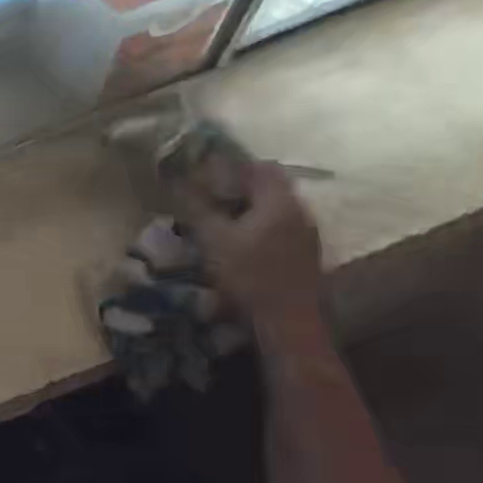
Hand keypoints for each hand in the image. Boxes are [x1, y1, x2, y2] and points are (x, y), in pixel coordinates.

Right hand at [180, 161, 323, 325]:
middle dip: (237, 184)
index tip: (203, 167)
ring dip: (247, 204)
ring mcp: (306, 232)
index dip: (232, 163)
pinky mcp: (304, 250)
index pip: (260, 167)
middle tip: (204, 190)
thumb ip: (197, 207)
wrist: (286, 319)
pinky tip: (237, 236)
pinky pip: (279, 223)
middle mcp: (300, 212)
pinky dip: (257, 221)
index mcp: (280, 203)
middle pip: (270, 185)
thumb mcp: (213, 239)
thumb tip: (176, 180)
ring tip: (216, 213)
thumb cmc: (247, 274)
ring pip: (274, 205)